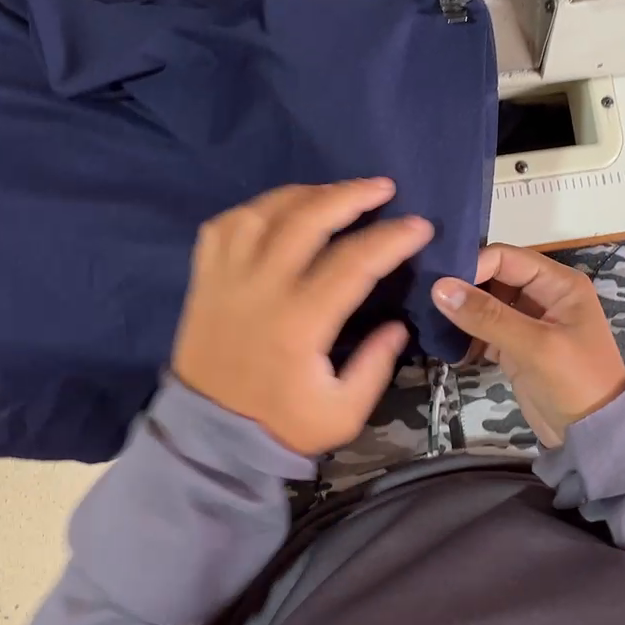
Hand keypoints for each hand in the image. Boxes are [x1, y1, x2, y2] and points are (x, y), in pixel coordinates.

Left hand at [171, 179, 432, 456]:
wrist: (207, 438)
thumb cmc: (279, 425)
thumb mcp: (342, 413)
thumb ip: (375, 365)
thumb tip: (397, 323)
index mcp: (300, 322)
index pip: (353, 262)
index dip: (391, 238)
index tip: (420, 226)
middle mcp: (261, 288)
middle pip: (307, 219)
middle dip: (350, 195)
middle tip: (383, 187)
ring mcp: (227, 279)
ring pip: (264, 212)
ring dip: (305, 193)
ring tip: (334, 192)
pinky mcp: (204, 279)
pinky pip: (224, 225)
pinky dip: (255, 208)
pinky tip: (279, 210)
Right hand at [431, 244, 624, 446]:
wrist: (596, 436)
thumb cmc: (575, 382)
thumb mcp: (535, 346)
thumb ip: (487, 316)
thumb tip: (440, 287)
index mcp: (558, 283)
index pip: (506, 258)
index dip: (474, 267)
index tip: (439, 284)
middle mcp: (543, 295)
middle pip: (493, 277)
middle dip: (463, 288)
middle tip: (426, 300)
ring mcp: (528, 322)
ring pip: (486, 304)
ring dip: (462, 313)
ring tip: (431, 321)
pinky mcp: (516, 347)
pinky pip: (485, 331)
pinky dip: (467, 337)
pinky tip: (447, 346)